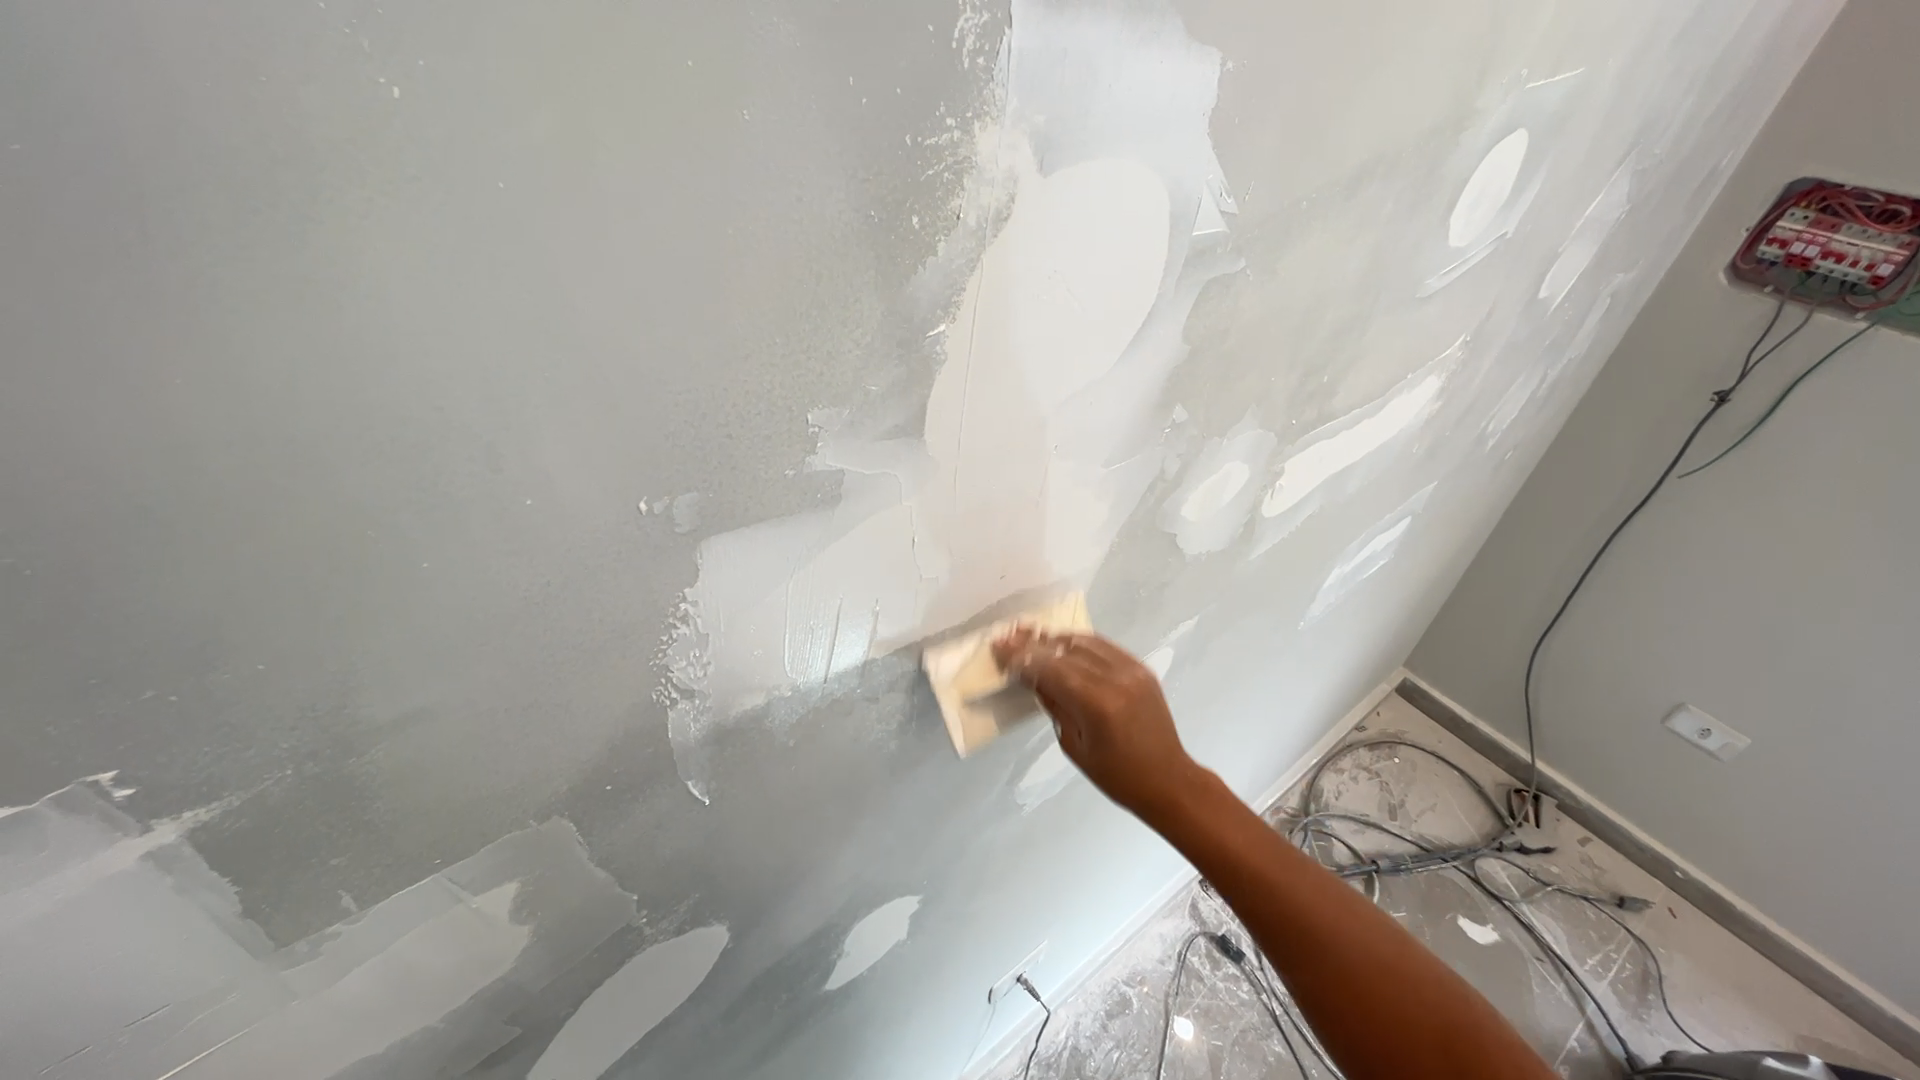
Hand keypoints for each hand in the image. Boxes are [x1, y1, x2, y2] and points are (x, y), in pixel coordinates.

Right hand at [991, 627, 1205, 817]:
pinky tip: (1061, 643)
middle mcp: (1116, 678)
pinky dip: (1079, 643)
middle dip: (1034, 643)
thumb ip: (1054, 705)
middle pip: (1066, 649)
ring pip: (1085, 642)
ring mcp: (1132, 669)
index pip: (1052, 669)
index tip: (999, 648)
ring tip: (1030, 635)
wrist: (1168, 780)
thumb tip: (1033, 677)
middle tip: (1008, 636)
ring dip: (1055, 639)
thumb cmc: (1116, 776)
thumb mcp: (1074, 745)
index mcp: (1098, 704)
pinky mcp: (1141, 667)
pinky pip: (1104, 646)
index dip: (1022, 657)